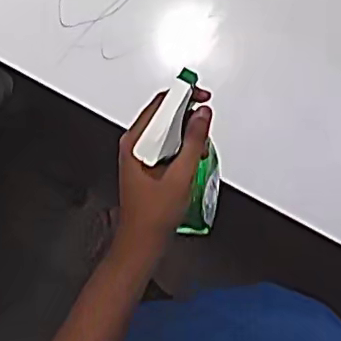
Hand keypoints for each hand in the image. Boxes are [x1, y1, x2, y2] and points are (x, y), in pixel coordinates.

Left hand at [114, 86, 211, 255]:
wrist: (141, 244)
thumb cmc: (153, 216)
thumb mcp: (180, 175)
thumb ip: (193, 141)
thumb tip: (202, 114)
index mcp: (135, 142)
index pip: (161, 104)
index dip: (183, 95)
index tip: (201, 95)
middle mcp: (135, 144)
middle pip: (165, 113)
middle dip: (189, 115)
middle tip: (206, 122)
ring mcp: (141, 153)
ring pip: (168, 128)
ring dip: (188, 132)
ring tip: (199, 149)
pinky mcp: (149, 162)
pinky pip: (168, 142)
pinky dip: (184, 144)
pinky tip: (192, 160)